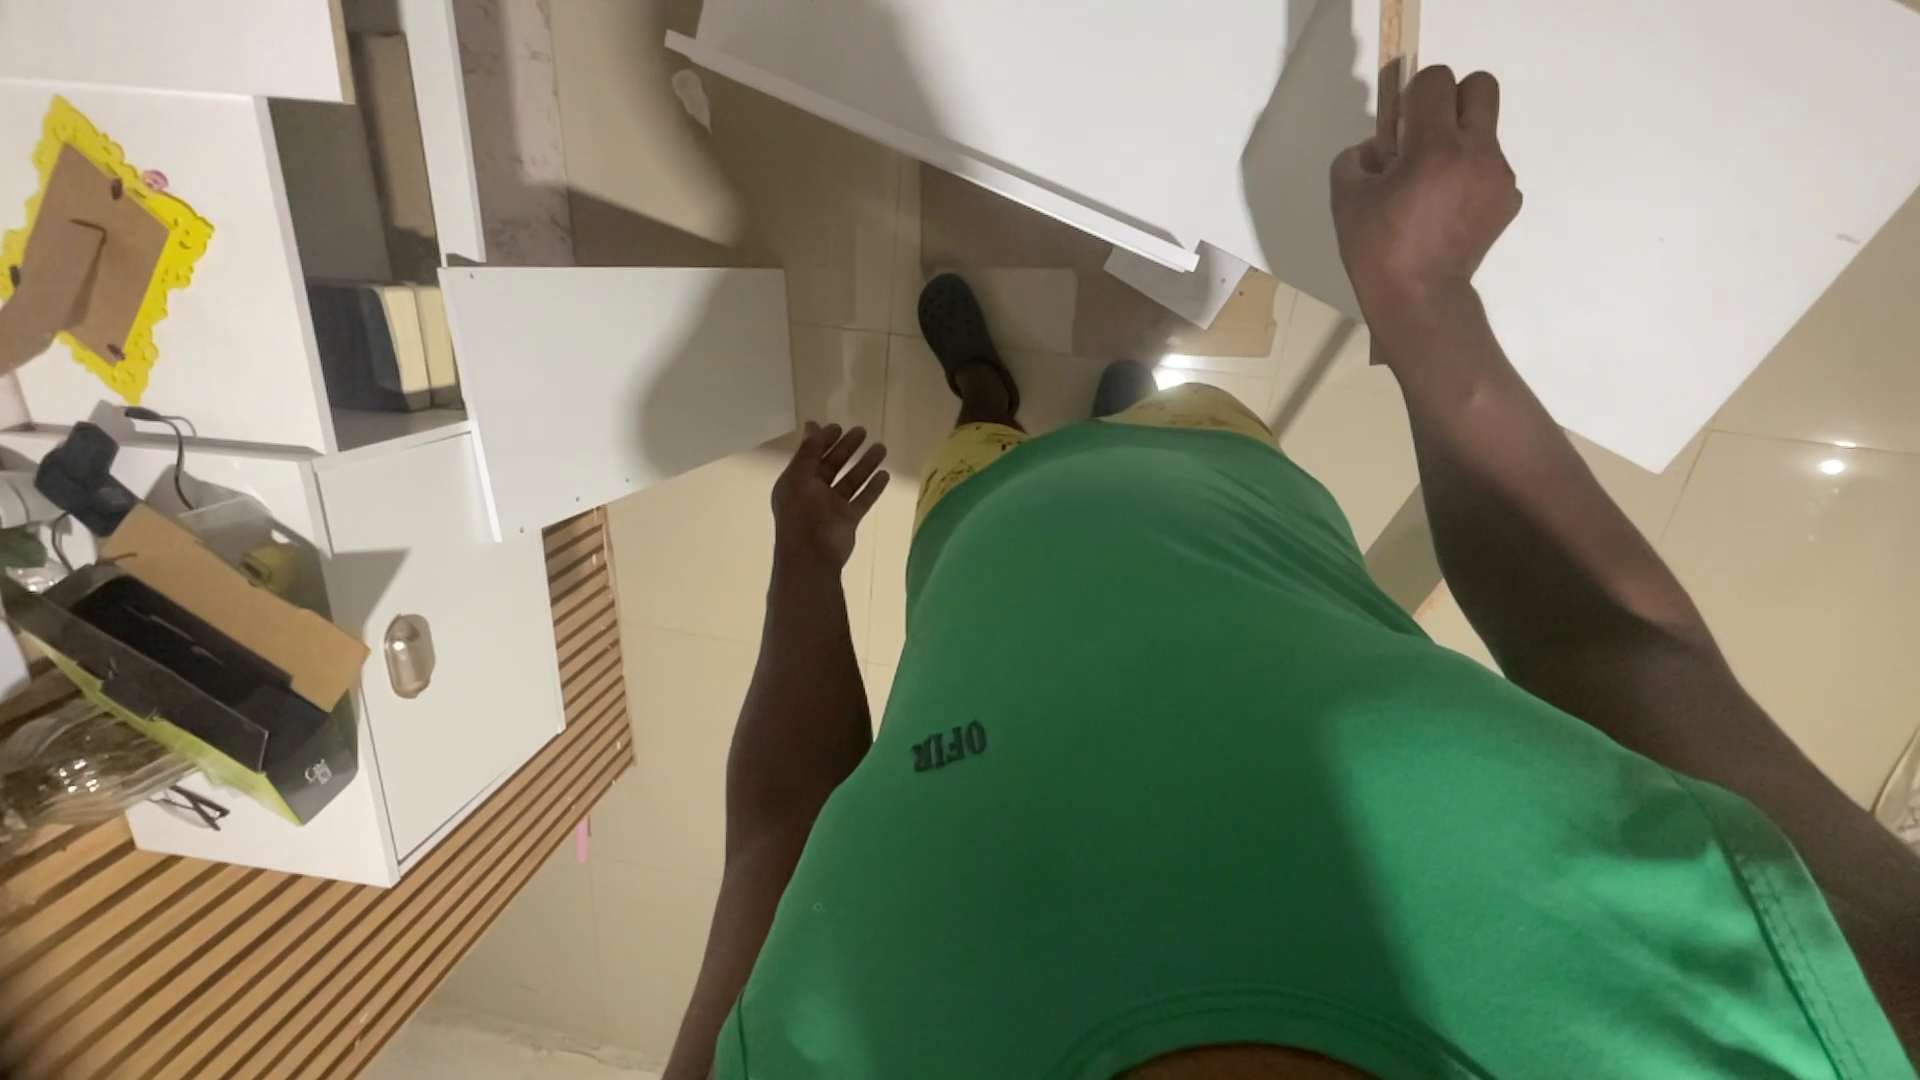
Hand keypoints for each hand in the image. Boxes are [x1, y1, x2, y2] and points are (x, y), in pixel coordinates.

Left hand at [771, 423, 888, 569]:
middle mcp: (813, 491)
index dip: (824, 440)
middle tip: (862, 432)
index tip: (840, 427)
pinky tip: (885, 475)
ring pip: (851, 480)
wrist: (812, 556)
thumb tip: (812, 425)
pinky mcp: (848, 519)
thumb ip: (809, 452)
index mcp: (797, 481)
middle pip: (833, 464)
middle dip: (847, 448)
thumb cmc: (801, 514)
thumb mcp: (800, 478)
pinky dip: (873, 487)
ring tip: (882, 448)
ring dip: (865, 464)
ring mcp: (832, 506)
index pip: (811, 455)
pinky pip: (862, 499)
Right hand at [1330, 67, 1521, 314]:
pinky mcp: (1508, 200)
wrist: (1417, 298)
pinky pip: (1488, 172)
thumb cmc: (1375, 250)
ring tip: (1429, 192)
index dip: (1412, 96)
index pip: (1434, 80)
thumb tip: (1374, 150)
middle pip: (1480, 87)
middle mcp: (1476, 150)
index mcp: (1434, 146)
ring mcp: (1498, 175)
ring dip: (1457, 147)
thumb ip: (1354, 161)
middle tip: (1425, 139)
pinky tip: (1444, 216)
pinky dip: (1466, 182)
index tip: (1398, 129)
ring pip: (1484, 133)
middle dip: (1450, 101)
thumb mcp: (1345, 202)